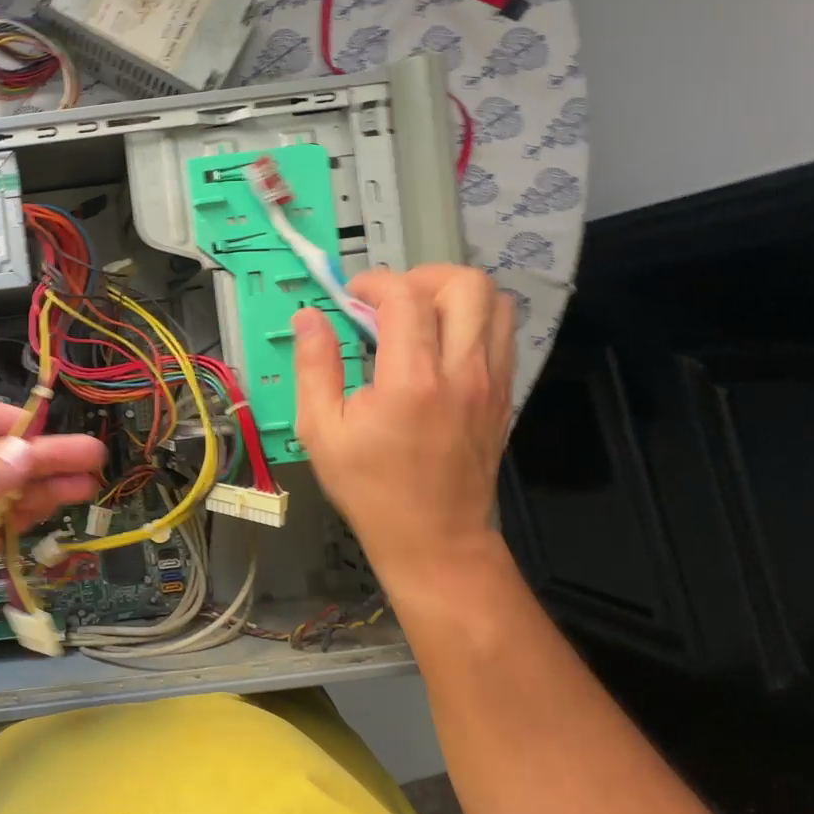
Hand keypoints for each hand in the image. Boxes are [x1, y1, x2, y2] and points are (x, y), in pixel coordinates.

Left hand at [0, 401, 104, 684]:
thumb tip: (26, 450)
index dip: (4, 418)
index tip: (42, 426)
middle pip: (0, 456)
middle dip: (43, 453)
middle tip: (91, 454)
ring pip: (12, 488)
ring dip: (49, 483)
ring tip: (90, 482)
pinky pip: (11, 520)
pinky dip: (37, 511)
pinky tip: (63, 504)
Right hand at [291, 265, 515, 585]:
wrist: (434, 537)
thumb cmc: (370, 488)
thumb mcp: (321, 432)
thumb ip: (314, 367)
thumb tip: (309, 317)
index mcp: (410, 380)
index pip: (405, 297)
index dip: (374, 282)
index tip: (351, 295)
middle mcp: (461, 371)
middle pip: (465, 284)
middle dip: (423, 276)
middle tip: (391, 299)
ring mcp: (491, 381)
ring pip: (495, 302)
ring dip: (454, 294)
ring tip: (419, 315)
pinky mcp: (504, 393)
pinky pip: (502, 333)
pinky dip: (473, 320)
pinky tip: (440, 344)